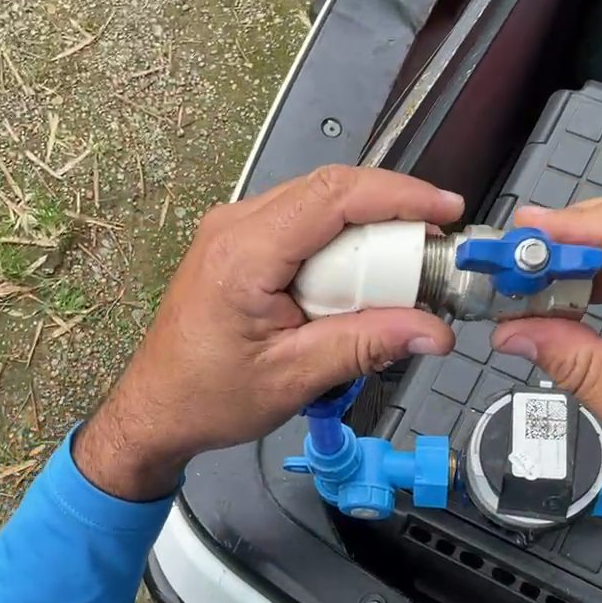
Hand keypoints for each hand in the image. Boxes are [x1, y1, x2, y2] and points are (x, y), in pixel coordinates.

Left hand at [75, 166, 461, 499]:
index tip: (445, 211)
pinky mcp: (242, 245)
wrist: (156, 409)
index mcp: (242, 254)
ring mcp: (235, 231)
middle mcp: (234, 227)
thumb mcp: (293, 377)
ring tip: (401, 280)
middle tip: (431, 261)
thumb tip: (431, 330)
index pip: (334, 197)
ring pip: (321, 207)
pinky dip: (342, 249)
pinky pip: (305, 227)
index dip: (399, 195)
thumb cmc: (205, 397)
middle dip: (391, 219)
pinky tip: (359, 285)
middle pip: (333, 194)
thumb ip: (365, 346)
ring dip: (368, 236)